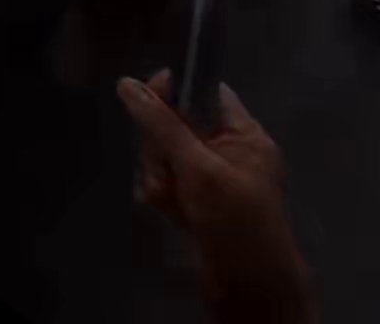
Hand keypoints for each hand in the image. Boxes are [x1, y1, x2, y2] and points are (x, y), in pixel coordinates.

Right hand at [118, 71, 314, 323]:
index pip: (202, 89)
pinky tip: (169, 209)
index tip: (148, 103)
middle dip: (158, 145)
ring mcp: (209, 173)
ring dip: (157, 172)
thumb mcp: (198, 168)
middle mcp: (226, 148)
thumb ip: (161, 123)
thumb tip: (126, 82)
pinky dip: (160, 190)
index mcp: (243, 135)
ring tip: (169, 198)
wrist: (252, 296)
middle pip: (171, 119)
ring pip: (161, 148)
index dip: (173, 90)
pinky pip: (162, 174)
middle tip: (166, 168)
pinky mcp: (195, 195)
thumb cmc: (238, 226)